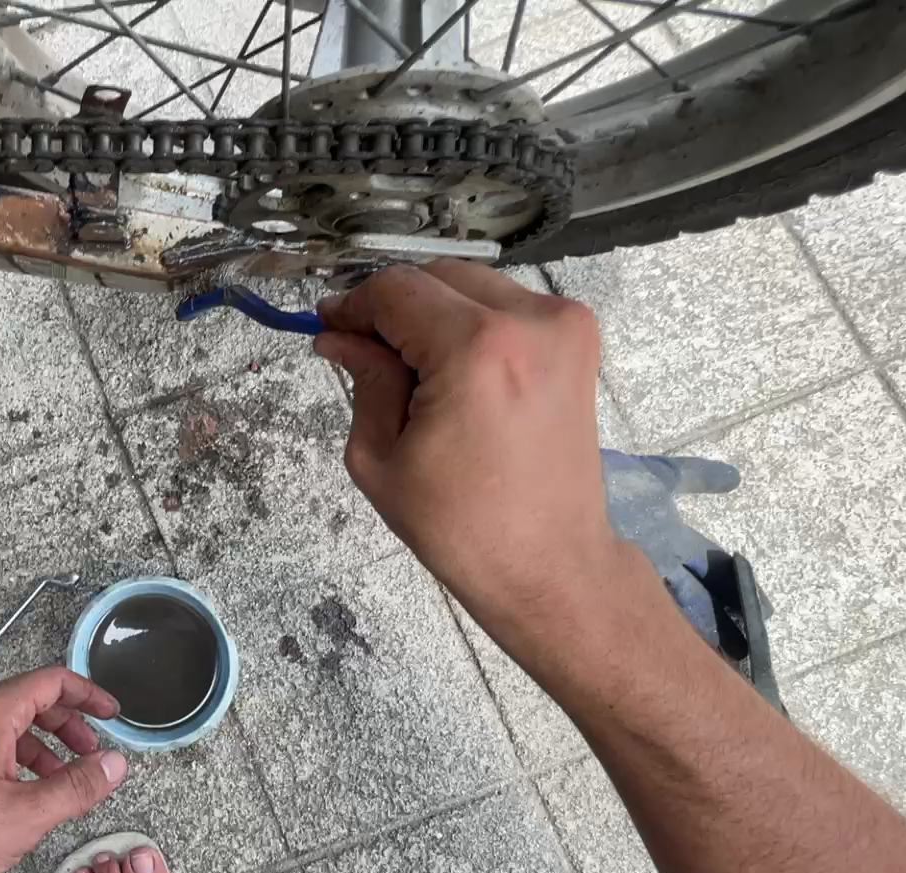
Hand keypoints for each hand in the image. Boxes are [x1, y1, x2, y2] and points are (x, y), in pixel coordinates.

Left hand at [0, 667, 127, 872]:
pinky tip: (22, 794)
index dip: (88, 694)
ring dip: (42, 745)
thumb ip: (77, 786)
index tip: (112, 713)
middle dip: (68, 724)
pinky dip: (14, 759)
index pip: (50, 681)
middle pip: (29, 700)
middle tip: (92, 752)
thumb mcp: (25, 814)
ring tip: (63, 779)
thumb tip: (115, 764)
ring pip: (6, 726)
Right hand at [314, 260, 631, 628]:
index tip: (327, 327)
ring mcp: (565, 325)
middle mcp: (531, 320)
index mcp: (476, 350)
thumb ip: (363, 380)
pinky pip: (505, 306)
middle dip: (389, 307)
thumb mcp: (380, 457)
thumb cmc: (457, 525)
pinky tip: (447, 371)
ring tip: (404, 369)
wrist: (547, 561)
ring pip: (471, 285)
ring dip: (428, 314)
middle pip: (436, 276)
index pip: (397, 291)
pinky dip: (466, 323)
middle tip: (358, 350)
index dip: (353, 305)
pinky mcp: (578, 340)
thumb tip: (337, 337)